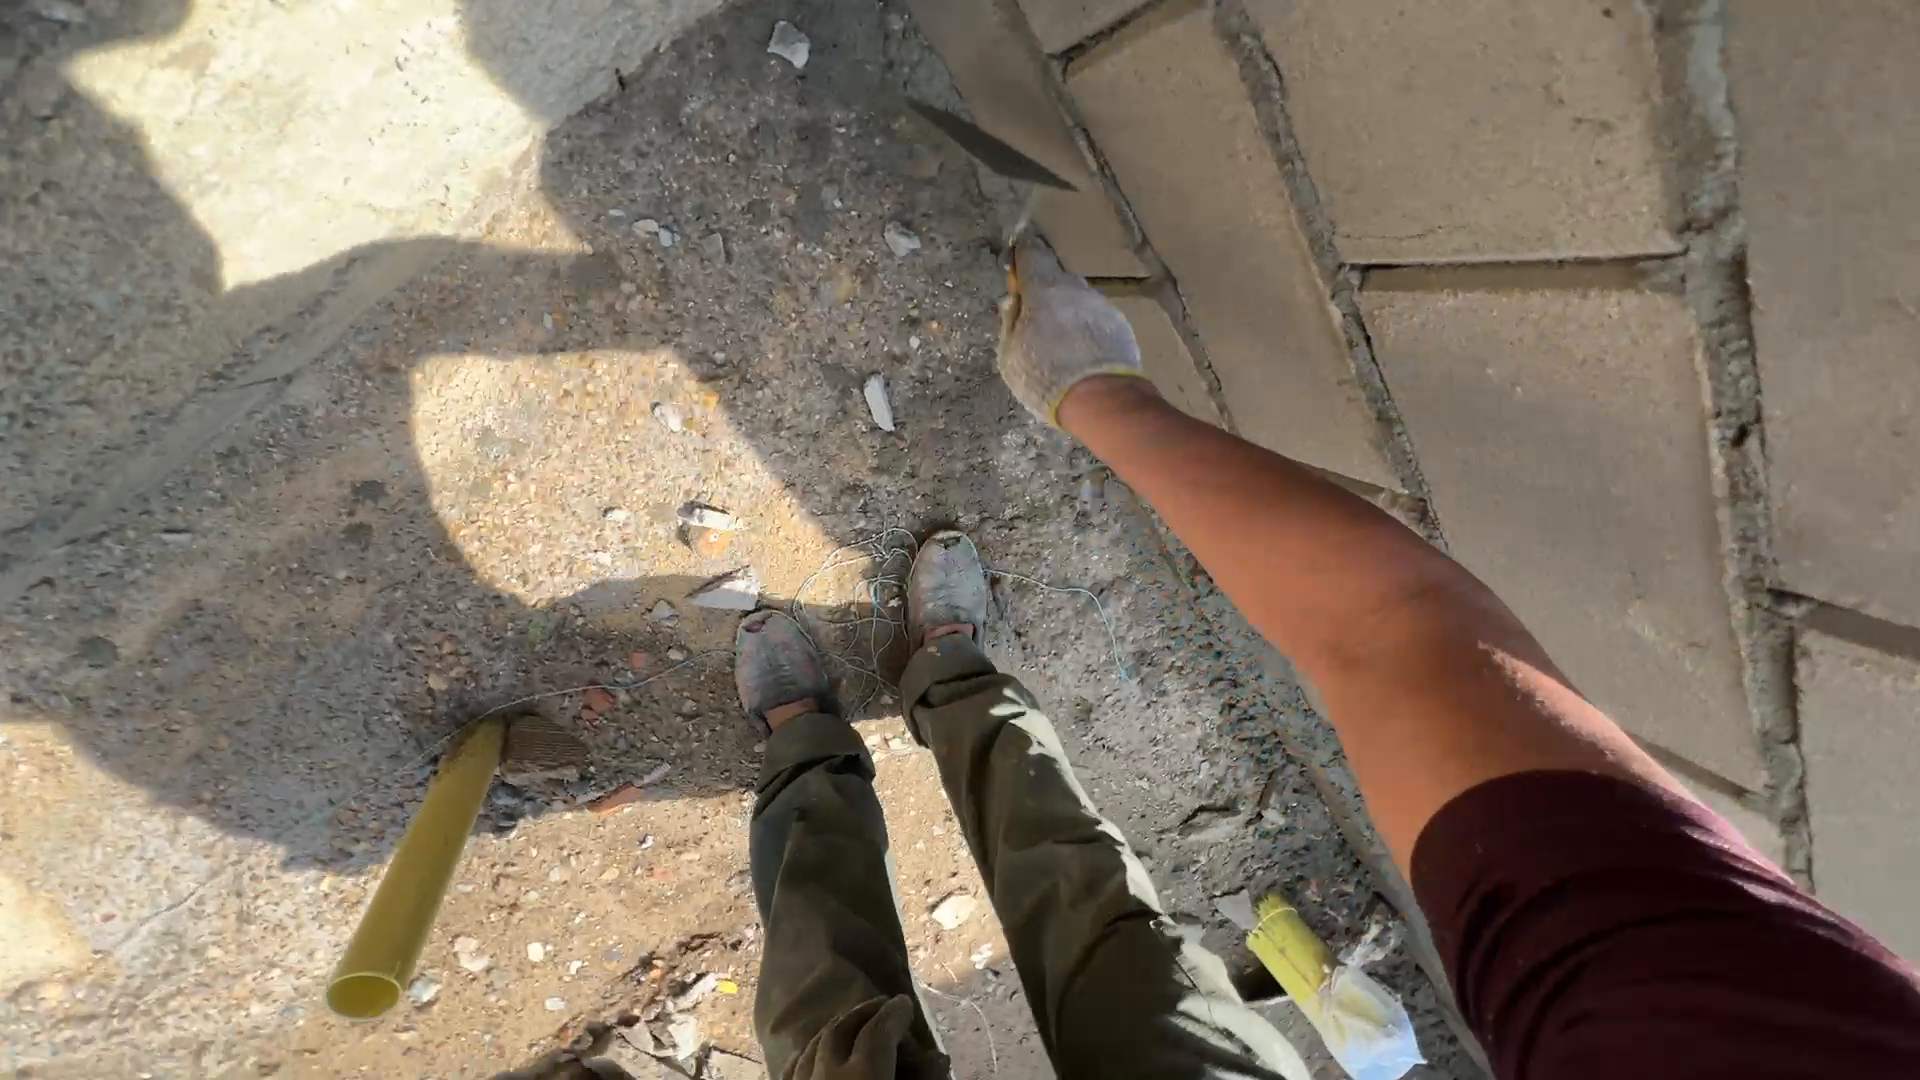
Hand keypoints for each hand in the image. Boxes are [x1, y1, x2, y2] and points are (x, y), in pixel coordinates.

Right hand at [996, 238, 1150, 425]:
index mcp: (1042, 288)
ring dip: (1067, 312)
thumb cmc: (1044, 376)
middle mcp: (1074, 288)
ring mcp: (1100, 305)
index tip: (1015, 263)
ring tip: (1059, 341)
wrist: (1099, 398)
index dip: (1021, 257)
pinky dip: (1085, 329)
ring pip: (1078, 300)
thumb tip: (1012, 300)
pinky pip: (1095, 320)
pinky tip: (1081, 353)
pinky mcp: (1120, 325)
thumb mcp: (1011, 354)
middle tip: (1034, 316)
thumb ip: (1010, 322)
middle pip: (1056, 279)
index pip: (1030, 256)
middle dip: (1045, 291)